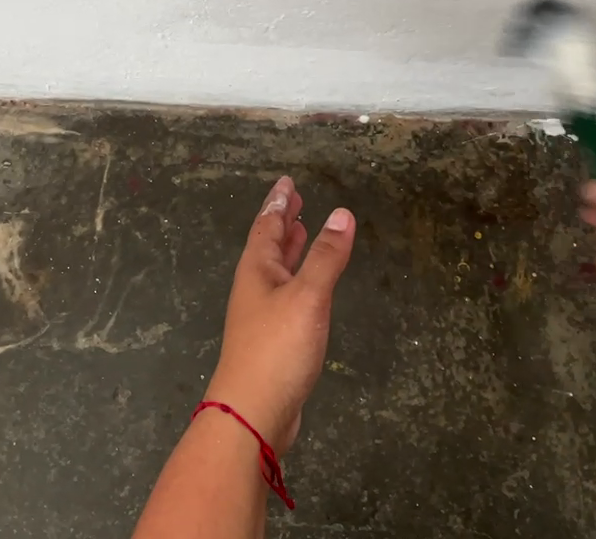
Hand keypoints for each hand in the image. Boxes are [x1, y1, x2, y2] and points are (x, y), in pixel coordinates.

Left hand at [202, 175, 354, 454]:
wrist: (253, 413)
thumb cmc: (277, 348)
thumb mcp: (307, 297)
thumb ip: (326, 257)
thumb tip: (342, 213)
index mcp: (257, 269)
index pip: (267, 224)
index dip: (278, 201)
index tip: (287, 181)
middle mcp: (255, 285)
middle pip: (268, 243)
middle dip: (282, 220)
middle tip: (296, 198)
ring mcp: (261, 312)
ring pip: (277, 268)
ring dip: (289, 247)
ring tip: (301, 229)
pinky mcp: (272, 337)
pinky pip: (285, 292)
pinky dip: (297, 276)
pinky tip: (308, 283)